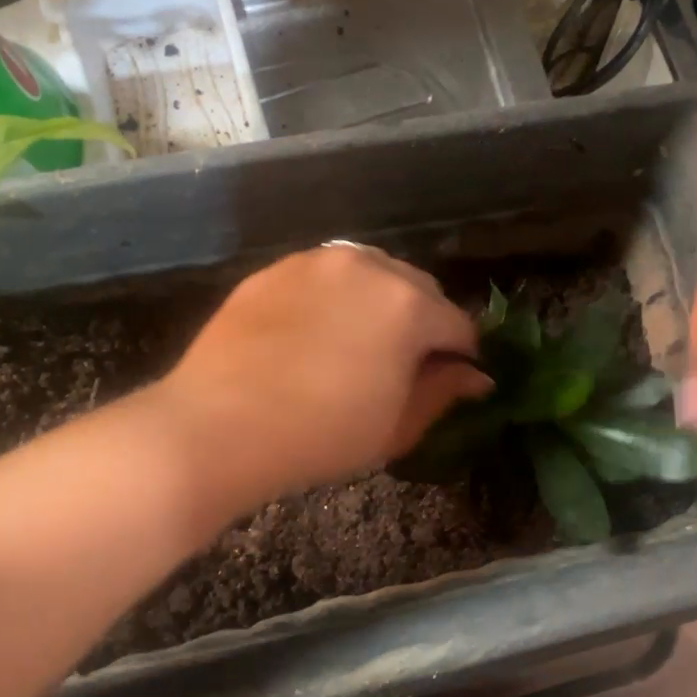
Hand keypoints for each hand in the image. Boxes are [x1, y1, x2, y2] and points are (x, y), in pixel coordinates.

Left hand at [147, 243, 491, 505]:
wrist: (220, 425)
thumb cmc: (321, 435)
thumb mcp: (396, 426)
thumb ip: (443, 392)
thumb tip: (476, 376)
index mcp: (410, 306)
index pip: (459, 326)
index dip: (461, 357)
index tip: (450, 381)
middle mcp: (370, 267)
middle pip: (419, 290)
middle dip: (423, 322)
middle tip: (404, 364)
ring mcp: (318, 261)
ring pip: (372, 273)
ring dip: (380, 302)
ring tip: (360, 343)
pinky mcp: (276, 269)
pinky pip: (325, 277)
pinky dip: (335, 298)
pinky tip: (317, 333)